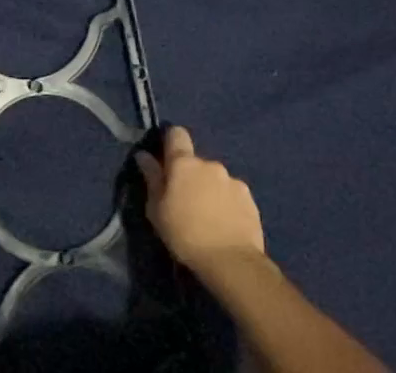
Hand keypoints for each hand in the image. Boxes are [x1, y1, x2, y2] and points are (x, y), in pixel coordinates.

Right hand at [137, 126, 265, 276]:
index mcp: (184, 163)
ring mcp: (234, 182)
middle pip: (196, 162)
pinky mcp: (251, 201)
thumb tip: (144, 156)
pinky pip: (232, 194)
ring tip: (207, 216)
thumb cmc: (185, 234)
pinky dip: (226, 203)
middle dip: (190, 175)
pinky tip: (224, 223)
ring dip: (209, 189)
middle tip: (184, 201)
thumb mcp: (156, 209)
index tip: (165, 161)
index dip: (170, 143)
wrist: (232, 262)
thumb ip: (151, 178)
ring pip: (215, 179)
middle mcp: (211, 165)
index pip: (177, 134)